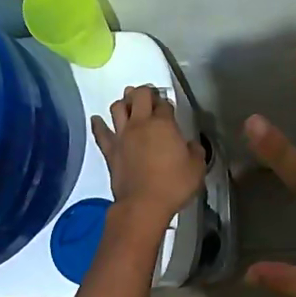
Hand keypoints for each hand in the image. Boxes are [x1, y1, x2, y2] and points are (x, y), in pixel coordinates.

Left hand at [91, 86, 204, 227]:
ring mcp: (122, 135)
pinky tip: (97, 119)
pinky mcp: (110, 150)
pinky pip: (101, 132)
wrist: (144, 203)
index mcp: (164, 125)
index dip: (167, 102)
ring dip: (124, 103)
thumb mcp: (197, 167)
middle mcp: (140, 124)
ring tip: (129, 105)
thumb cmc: (174, 184)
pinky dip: (98, 124)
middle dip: (144, 92)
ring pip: (118, 107)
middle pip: (139, 96)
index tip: (170, 107)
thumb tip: (191, 145)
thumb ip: (195, 151)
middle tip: (150, 98)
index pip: (164, 104)